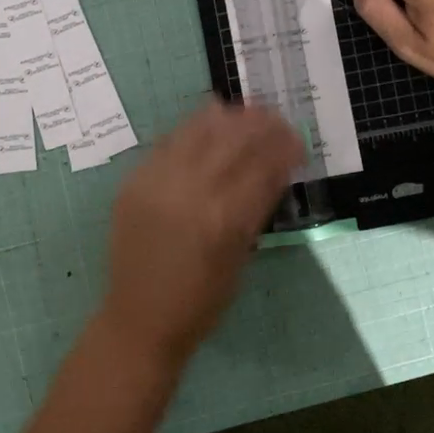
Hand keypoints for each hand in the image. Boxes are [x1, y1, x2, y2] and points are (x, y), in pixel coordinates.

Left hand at [99, 102, 303, 364]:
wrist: (138, 319)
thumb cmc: (200, 301)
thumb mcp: (240, 258)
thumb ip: (256, 208)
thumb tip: (276, 167)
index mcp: (223, 220)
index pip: (262, 168)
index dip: (284, 148)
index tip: (298, 139)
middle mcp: (190, 192)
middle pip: (233, 141)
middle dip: (261, 125)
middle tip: (278, 119)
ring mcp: (158, 181)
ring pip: (199, 131)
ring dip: (229, 118)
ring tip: (248, 112)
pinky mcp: (135, 179)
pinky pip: (170, 141)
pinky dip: (195, 127)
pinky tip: (211, 119)